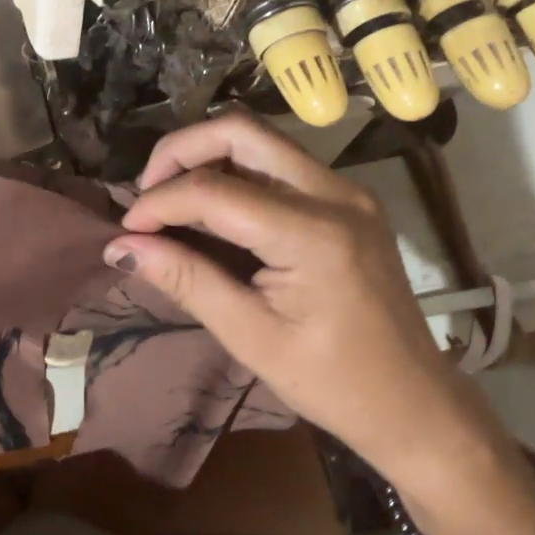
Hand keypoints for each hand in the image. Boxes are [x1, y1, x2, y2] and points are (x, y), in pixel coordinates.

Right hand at [103, 112, 521, 502]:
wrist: (415, 403)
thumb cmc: (332, 382)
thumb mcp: (249, 337)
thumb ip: (185, 279)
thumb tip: (120, 247)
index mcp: (313, 233)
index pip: (212, 190)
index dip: (158, 203)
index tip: (126, 232)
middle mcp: (334, 194)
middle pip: (239, 131)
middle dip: (179, 153)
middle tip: (146, 195)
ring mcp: (345, 191)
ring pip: (258, 139)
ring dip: (205, 157)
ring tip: (170, 201)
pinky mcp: (346, 199)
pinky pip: (277, 161)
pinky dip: (233, 171)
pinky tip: (210, 210)